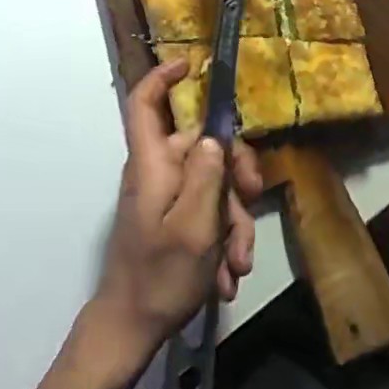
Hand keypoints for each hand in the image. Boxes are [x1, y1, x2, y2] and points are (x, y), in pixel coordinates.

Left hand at [91, 59, 263, 356]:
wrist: (134, 323)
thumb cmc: (160, 273)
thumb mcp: (194, 226)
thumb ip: (205, 177)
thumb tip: (211, 135)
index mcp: (151, 163)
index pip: (145, 104)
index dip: (162, 78)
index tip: (190, 65)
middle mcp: (156, 171)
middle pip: (199, 146)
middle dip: (234, 173)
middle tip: (254, 198)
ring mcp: (165, 196)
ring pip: (212, 185)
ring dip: (233, 221)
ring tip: (237, 262)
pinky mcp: (173, 219)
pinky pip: (206, 213)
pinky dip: (222, 238)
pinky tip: (226, 275)